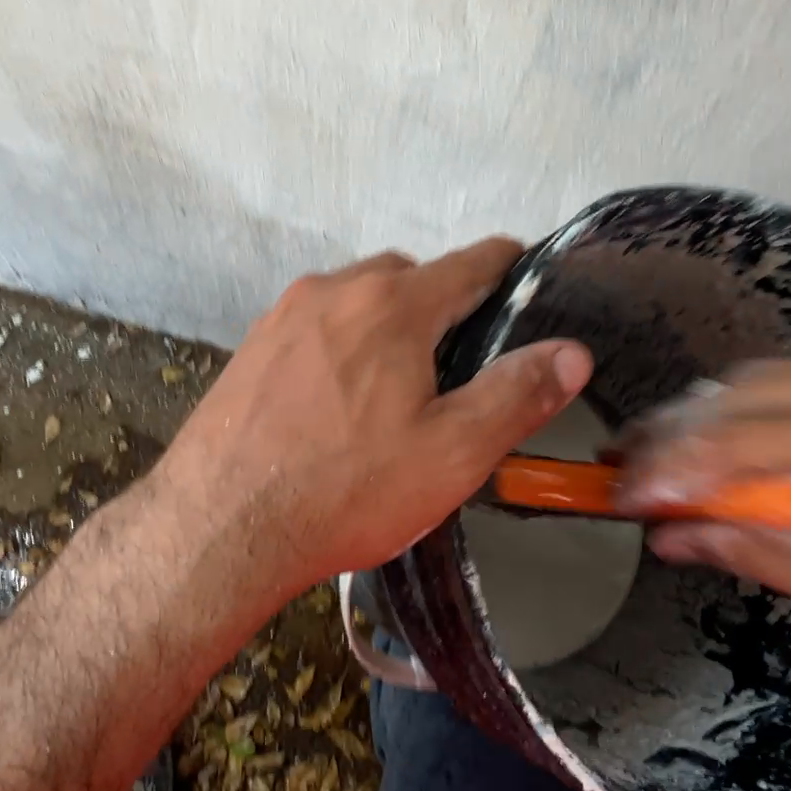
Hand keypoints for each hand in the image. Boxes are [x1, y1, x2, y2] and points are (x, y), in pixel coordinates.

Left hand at [153, 239, 592, 597]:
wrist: (218, 528)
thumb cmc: (346, 489)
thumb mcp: (452, 452)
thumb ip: (517, 394)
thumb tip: (572, 352)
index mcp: (392, 303)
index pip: (473, 262)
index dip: (511, 270)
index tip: (529, 284)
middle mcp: (334, 289)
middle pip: (411, 276)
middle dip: (445, 304)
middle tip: (461, 363)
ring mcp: (284, 314)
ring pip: (359, 298)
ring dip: (390, 323)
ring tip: (400, 385)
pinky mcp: (253, 347)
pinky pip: (317, 325)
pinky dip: (344, 343)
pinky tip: (340, 400)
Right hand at [616, 356, 790, 675]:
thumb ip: (756, 550)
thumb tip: (668, 537)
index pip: (734, 443)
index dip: (668, 468)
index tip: (621, 495)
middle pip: (736, 398)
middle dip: (670, 434)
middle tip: (623, 466)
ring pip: (759, 380)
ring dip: (703, 415)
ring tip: (661, 451)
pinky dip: (747, 406)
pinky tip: (727, 436)